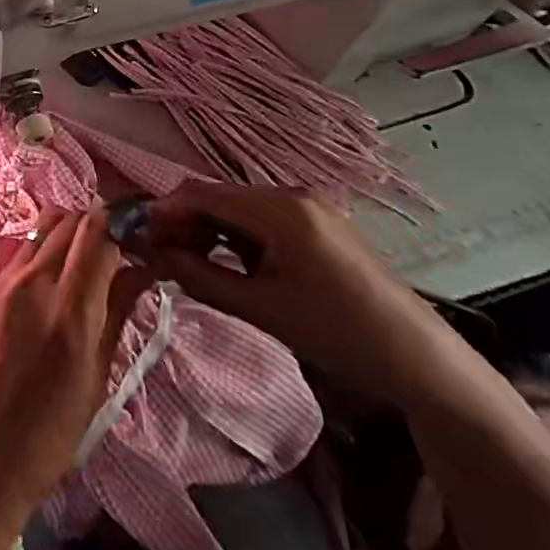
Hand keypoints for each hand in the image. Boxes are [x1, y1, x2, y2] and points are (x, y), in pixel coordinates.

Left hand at [0, 209, 147, 549]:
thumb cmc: (49, 432)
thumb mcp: (97, 378)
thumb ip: (117, 313)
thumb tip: (142, 270)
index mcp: (71, 309)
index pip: (101, 234)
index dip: (127, 229)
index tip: (144, 239)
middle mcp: (37, 282)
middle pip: (74, 220)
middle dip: (103, 224)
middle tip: (122, 246)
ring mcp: (9, 281)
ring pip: (48, 224)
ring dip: (75, 229)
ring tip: (92, 256)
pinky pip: (28, 245)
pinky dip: (51, 243)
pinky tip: (63, 270)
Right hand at [128, 181, 450, 405]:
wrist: (416, 356)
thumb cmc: (337, 332)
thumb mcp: (260, 308)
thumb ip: (199, 277)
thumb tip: (150, 255)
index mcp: (281, 208)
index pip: (203, 194)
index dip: (162, 211)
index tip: (133, 237)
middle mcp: (293, 194)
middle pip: (218, 197)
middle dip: (182, 222)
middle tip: (153, 256)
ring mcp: (308, 207)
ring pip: (237, 209)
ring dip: (206, 231)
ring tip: (183, 265)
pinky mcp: (316, 223)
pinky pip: (260, 220)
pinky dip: (233, 238)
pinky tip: (222, 264)